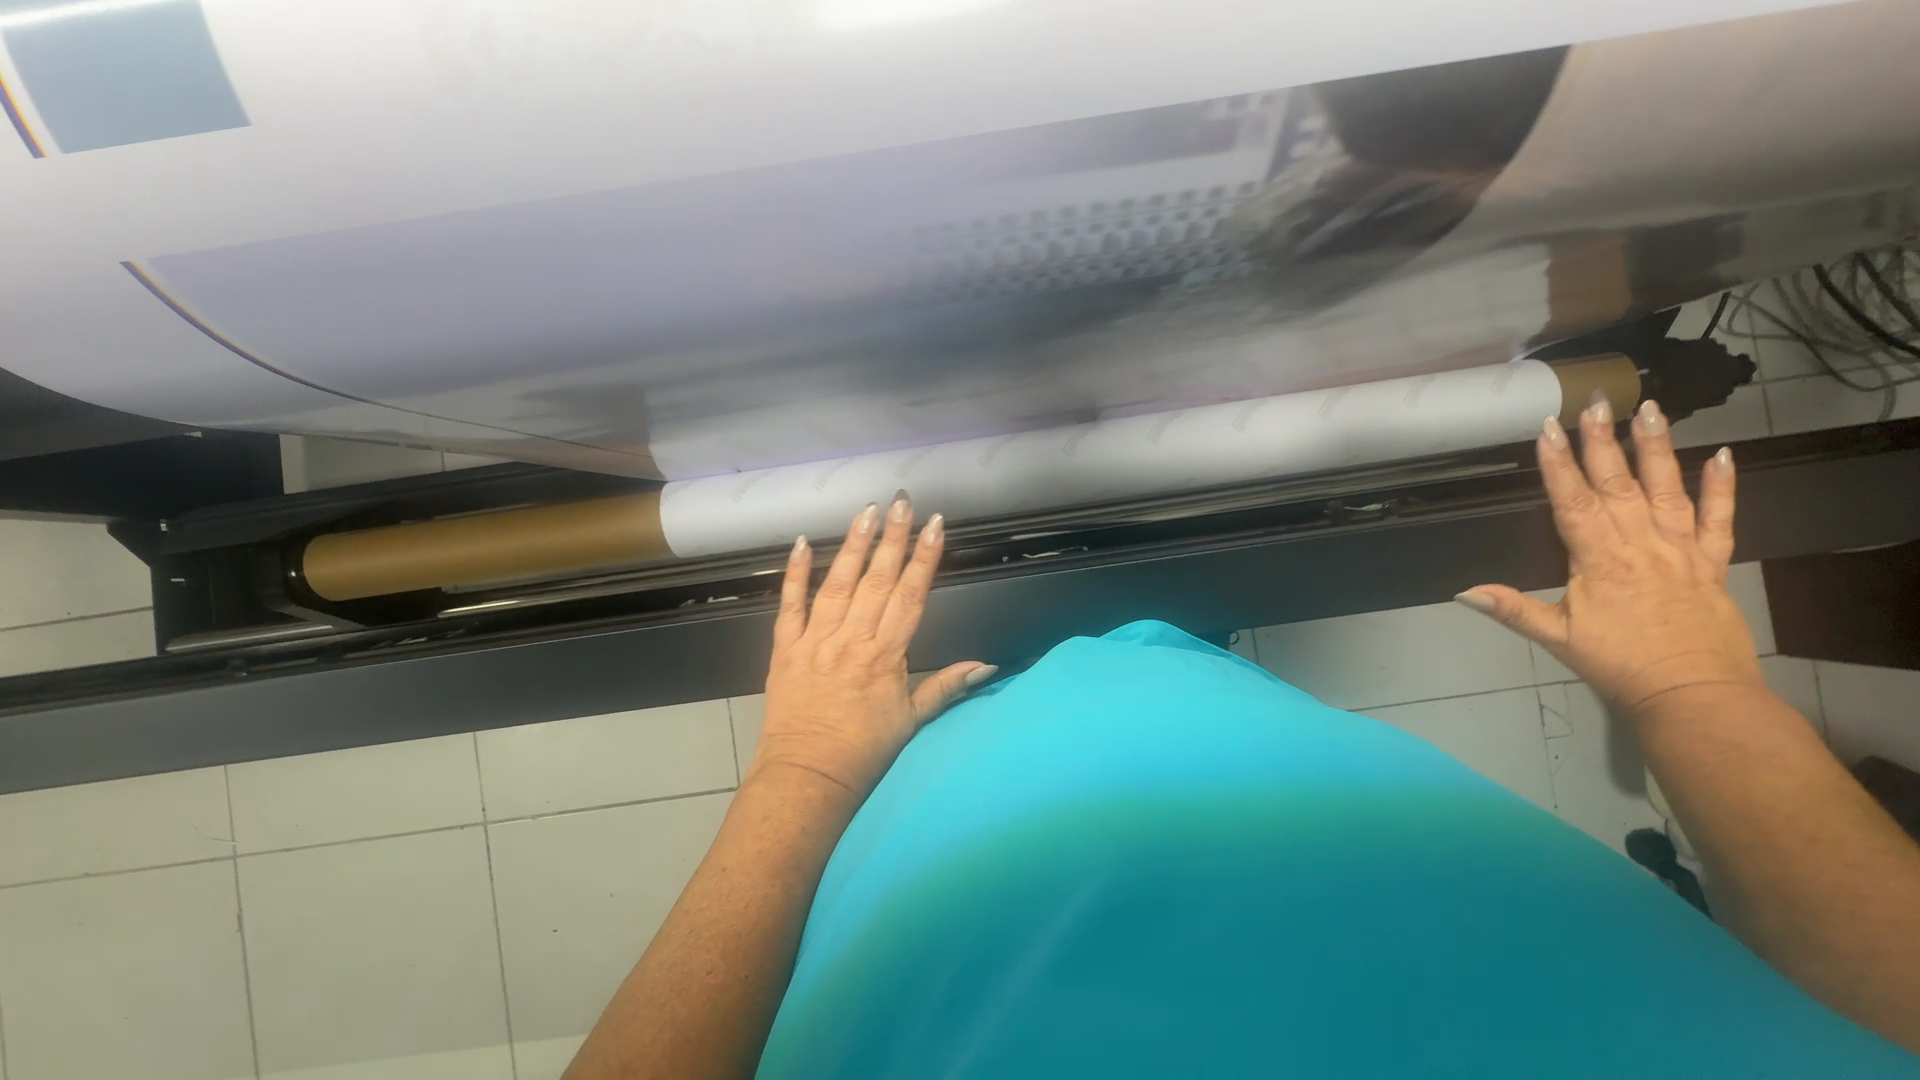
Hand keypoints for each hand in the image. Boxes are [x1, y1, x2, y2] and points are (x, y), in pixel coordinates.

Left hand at [748, 493, 994, 799]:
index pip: (910, 597)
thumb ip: (947, 687)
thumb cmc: (864, 752)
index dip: (925, 559)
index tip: (936, 526)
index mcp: (886, 657)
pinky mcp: (785, 649)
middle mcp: (853, 641)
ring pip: (837, 585)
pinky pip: (789, 606)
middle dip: (892, 539)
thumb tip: (987, 666)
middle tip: (901, 502)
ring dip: (852, 546)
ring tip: (865, 512)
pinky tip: (799, 544)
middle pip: (877, 582)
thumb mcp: (912, 720)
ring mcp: (816, 642)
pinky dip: (793, 575)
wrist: (808, 777)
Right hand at [1457, 395, 1762, 712]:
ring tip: (1651, 410)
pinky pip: (1720, 517)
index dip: (1558, 464)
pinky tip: (1722, 456)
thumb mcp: (1557, 639)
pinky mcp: (1713, 562)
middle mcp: (1641, 544)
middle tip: (1597, 402)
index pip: (1573, 502)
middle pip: (1618, 484)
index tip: (1549, 429)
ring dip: (1657, 448)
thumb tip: (1462, 592)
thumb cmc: (1618, 664)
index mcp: (1599, 560)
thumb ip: (1512, 609)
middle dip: (1603, 441)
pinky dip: (1723, 486)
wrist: (1693, 692)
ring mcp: (1681, 549)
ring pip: (1667, 489)